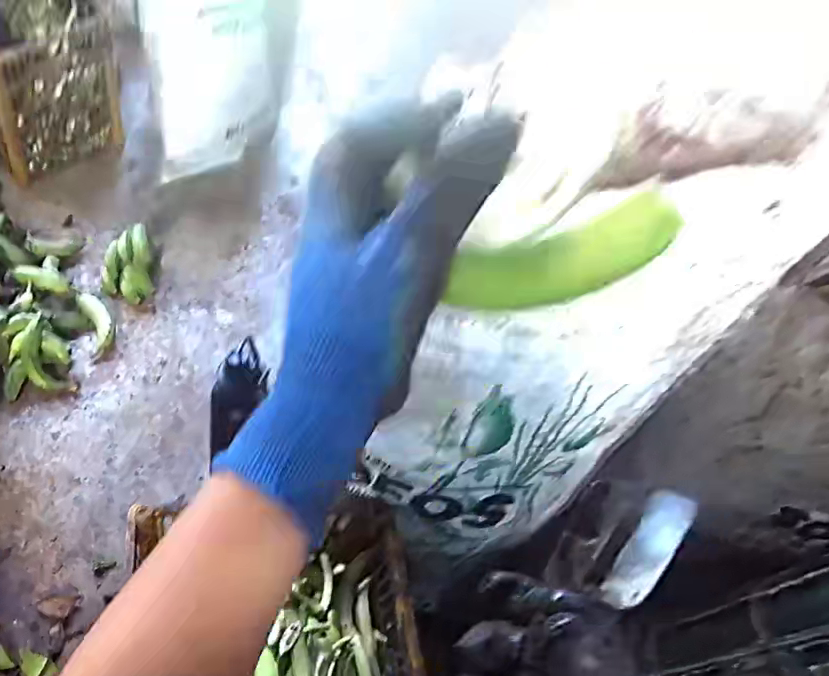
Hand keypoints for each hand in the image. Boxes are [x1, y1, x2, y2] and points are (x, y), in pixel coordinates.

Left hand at [215, 101, 518, 537]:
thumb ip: (448, 188)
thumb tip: (499, 125)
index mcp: (331, 217)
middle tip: (465, 152)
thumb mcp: (406, 252)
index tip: (453, 116)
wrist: (330, 407)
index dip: (400, 121)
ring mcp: (339, 277)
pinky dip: (417, 243)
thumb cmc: (361, 330)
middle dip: (411, 158)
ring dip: (418, 200)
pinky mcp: (355, 309)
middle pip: (365, 180)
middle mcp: (329, 240)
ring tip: (465, 194)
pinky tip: (445, 254)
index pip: (354, 146)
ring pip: (378, 221)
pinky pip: (387, 259)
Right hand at [452, 576, 689, 675]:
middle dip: (490, 635)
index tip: (497, 586)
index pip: (552, 615)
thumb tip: (556, 614)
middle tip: (481, 649)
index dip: (527, 596)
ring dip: (472, 669)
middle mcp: (540, 675)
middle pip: (504, 632)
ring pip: (474, 660)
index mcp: (580, 666)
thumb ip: (584, 666)